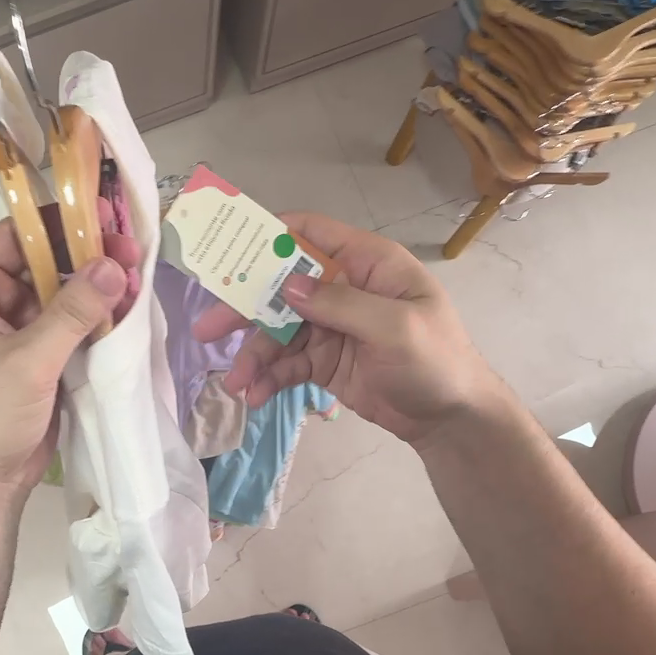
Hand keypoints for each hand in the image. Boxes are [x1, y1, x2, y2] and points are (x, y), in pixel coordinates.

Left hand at [0, 212, 140, 501]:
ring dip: (97, 288)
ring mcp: (20, 332)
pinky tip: (129, 308)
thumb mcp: (28, 361)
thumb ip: (72, 312)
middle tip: (132, 249)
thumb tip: (114, 265)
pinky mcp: (42, 358)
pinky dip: (98, 319)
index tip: (103, 213)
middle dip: (87, 257)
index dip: (58, 222)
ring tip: (138, 277)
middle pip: (45, 263)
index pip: (15, 235)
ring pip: (64, 295)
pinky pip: (73, 327)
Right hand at [191, 213, 497, 446]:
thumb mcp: (394, 327)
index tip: (228, 250)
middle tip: (206, 331)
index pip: (311, 235)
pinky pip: (288, 366)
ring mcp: (331, 328)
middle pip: (282, 290)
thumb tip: (287, 285)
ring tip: (236, 384)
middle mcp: (344, 290)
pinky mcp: (324, 363)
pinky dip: (270, 379)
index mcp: (367, 264)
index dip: (268, 238)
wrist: (449, 419)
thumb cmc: (435, 361)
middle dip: (244, 310)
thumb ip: (340, 304)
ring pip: (279, 333)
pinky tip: (256, 396)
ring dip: (254, 357)